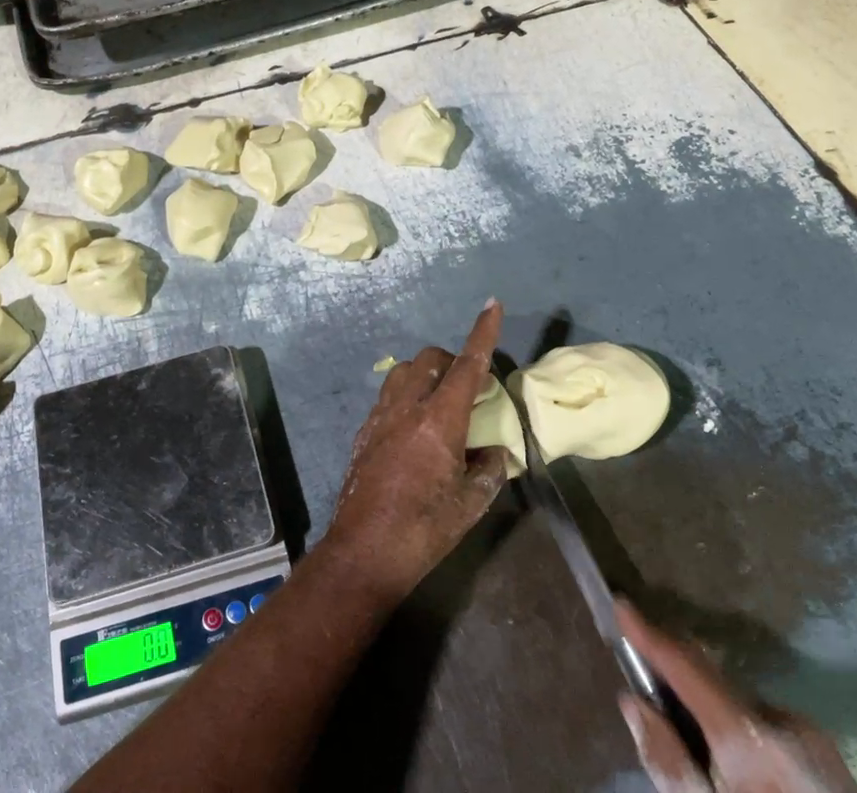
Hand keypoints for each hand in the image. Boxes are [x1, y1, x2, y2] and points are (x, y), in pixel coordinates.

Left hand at [323, 299, 508, 601]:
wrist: (365, 552)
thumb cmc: (425, 529)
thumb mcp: (471, 503)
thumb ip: (488, 469)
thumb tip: (494, 451)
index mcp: (438, 420)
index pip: (466, 365)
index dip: (482, 333)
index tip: (491, 304)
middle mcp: (405, 409)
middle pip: (428, 360)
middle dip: (452, 359)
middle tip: (470, 385)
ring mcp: (379, 420)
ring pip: (402, 374)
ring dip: (425, 375)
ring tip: (440, 402)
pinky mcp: (363, 435)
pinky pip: (387, 399)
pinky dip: (406, 398)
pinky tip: (415, 429)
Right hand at [615, 600, 856, 792]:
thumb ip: (667, 759)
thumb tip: (633, 703)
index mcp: (748, 736)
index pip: (687, 666)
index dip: (649, 634)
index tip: (621, 604)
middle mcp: (783, 721)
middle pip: (713, 681)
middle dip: (676, 677)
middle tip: (647, 695)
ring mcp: (813, 738)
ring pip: (740, 707)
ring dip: (708, 712)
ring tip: (695, 755)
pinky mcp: (828, 758)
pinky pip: (766, 728)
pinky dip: (737, 734)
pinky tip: (735, 774)